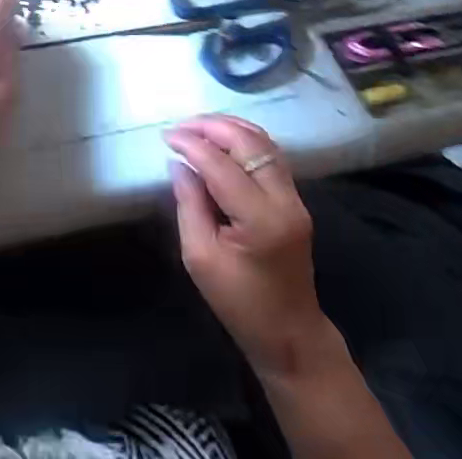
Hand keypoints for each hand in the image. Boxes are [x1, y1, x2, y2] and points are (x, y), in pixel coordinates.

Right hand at [165, 115, 334, 378]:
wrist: (290, 334)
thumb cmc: (239, 303)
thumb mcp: (199, 256)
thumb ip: (189, 204)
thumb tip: (179, 164)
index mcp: (260, 220)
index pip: (221, 165)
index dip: (192, 145)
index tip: (166, 137)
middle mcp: (285, 201)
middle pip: (249, 144)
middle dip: (212, 127)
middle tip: (180, 127)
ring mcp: (295, 198)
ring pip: (264, 143)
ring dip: (230, 129)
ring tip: (196, 128)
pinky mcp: (295, 200)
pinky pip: (270, 156)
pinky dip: (244, 141)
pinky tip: (220, 142)